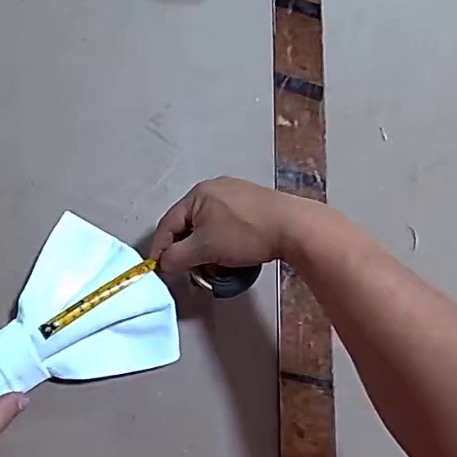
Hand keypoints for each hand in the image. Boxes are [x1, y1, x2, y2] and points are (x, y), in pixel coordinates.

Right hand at [151, 176, 320, 273]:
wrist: (295, 228)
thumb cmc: (248, 234)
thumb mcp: (204, 249)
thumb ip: (176, 257)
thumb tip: (164, 263)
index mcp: (198, 193)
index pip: (168, 224)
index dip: (161, 249)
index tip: (160, 268)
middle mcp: (215, 188)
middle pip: (188, 225)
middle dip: (188, 250)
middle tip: (193, 269)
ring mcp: (236, 194)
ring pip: (208, 226)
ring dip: (207, 248)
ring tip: (217, 264)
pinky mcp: (253, 204)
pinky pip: (227, 224)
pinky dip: (223, 241)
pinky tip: (234, 253)